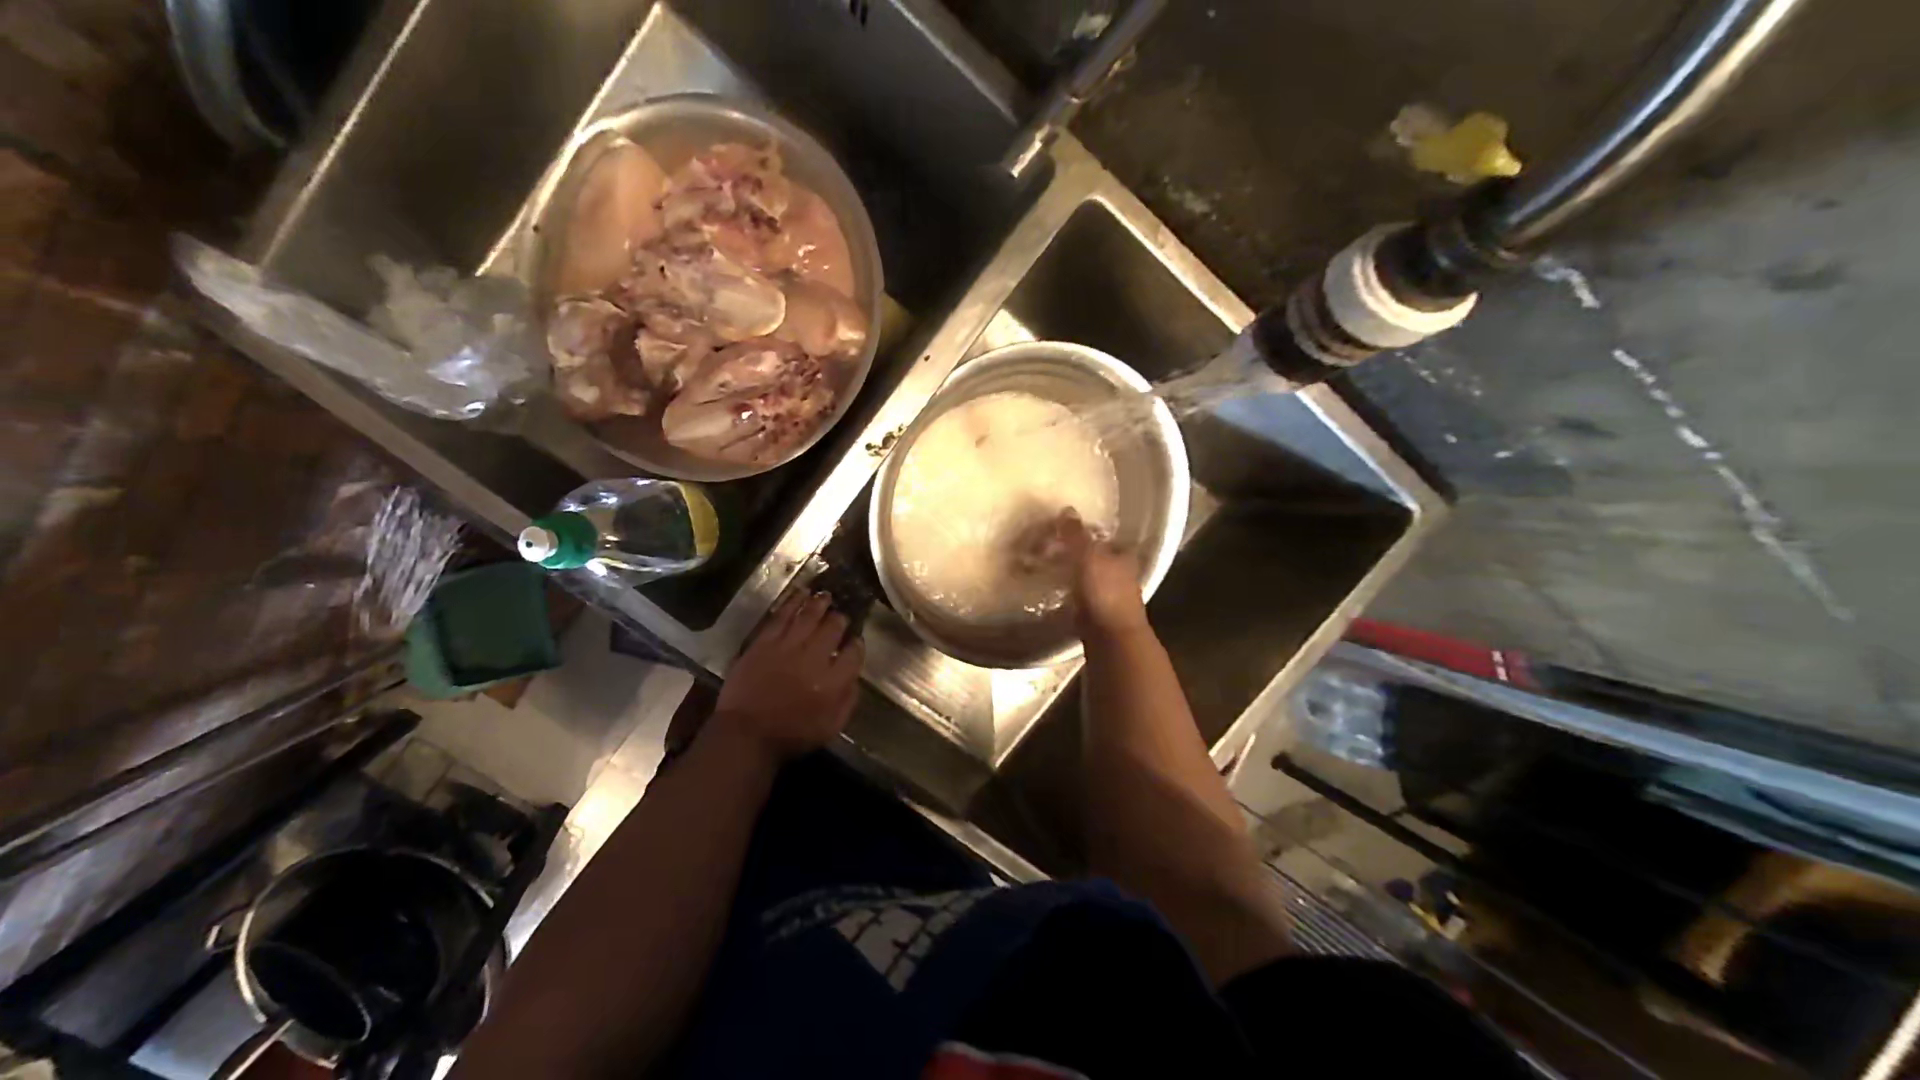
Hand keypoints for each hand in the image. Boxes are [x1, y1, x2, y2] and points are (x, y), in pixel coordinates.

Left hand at [712, 591, 863, 761]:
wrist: (746, 734)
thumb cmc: (791, 736)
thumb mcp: (831, 727)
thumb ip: (848, 700)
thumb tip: (854, 678)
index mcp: (833, 682)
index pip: (853, 654)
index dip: (857, 644)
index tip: (856, 641)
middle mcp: (813, 658)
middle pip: (833, 628)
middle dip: (840, 619)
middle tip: (841, 616)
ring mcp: (787, 647)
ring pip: (809, 616)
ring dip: (820, 604)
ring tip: (826, 596)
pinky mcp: (764, 642)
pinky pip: (782, 617)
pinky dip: (793, 603)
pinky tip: (800, 594)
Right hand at [1045, 510, 1149, 637]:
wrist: (1112, 638)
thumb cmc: (1105, 591)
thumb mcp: (1088, 556)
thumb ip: (1076, 535)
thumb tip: (1066, 509)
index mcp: (1124, 555)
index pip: (1104, 536)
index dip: (1084, 531)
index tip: (1061, 528)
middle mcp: (1121, 573)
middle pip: (1094, 556)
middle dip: (1072, 552)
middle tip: (1046, 547)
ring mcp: (1110, 595)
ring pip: (1085, 576)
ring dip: (1067, 572)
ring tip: (1042, 566)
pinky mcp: (1097, 614)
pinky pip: (1077, 595)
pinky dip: (1064, 590)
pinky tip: (1049, 589)